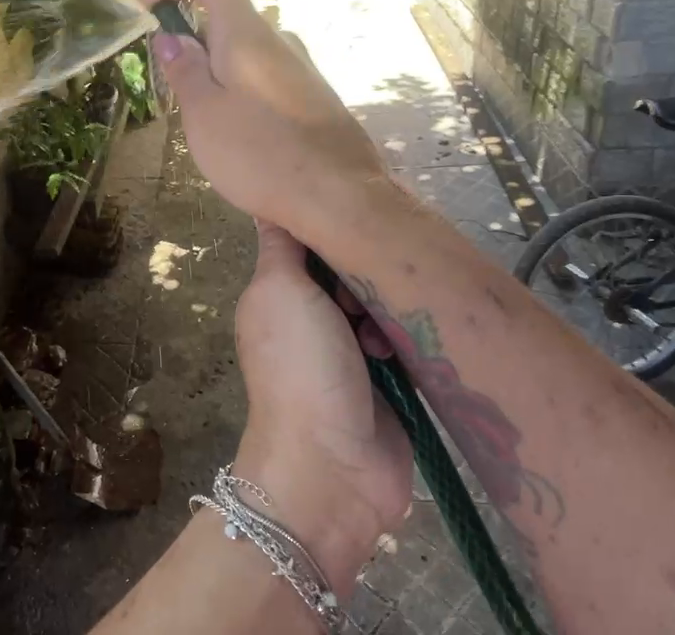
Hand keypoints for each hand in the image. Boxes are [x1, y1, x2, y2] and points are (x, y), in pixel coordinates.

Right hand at [140, 0, 388, 239]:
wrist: (342, 199)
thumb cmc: (261, 155)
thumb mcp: (203, 115)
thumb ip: (185, 71)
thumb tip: (171, 37)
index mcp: (247, 34)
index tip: (145, 4)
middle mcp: (279, 42)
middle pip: (226, 22)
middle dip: (192, 46)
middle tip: (177, 94)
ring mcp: (302, 71)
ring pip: (246, 58)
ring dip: (216, 79)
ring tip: (209, 132)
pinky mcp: (315, 101)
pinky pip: (266, 84)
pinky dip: (241, 99)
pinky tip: (243, 147)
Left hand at [232, 221, 413, 593]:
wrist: (332, 469)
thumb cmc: (301, 369)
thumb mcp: (280, 292)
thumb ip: (281, 247)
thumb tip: (270, 204)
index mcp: (277, 294)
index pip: (307, 242)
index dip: (331, 228)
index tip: (361, 216)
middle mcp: (309, 319)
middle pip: (347, 272)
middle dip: (365, 273)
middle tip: (370, 288)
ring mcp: (347, 354)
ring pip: (379, 306)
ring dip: (385, 312)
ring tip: (379, 334)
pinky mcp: (384, 383)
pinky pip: (402, 344)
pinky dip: (403, 344)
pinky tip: (401, 353)